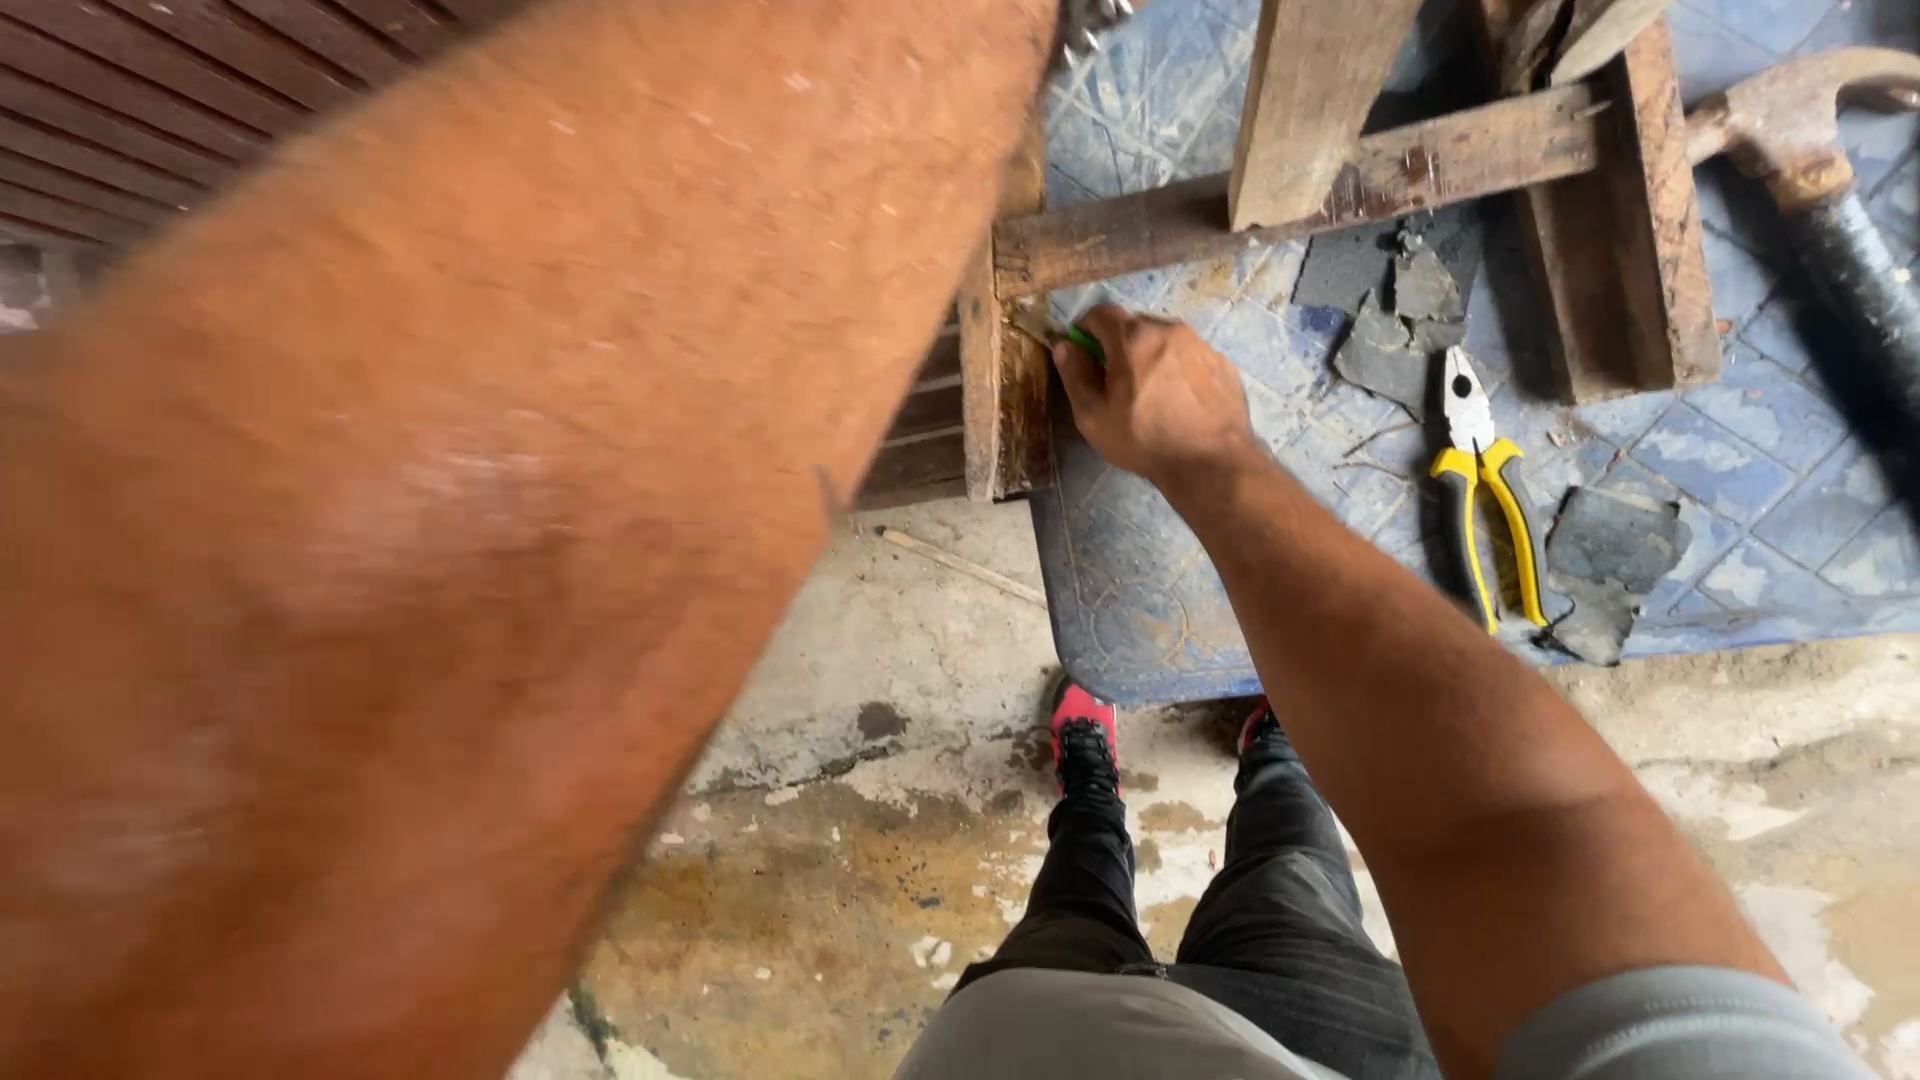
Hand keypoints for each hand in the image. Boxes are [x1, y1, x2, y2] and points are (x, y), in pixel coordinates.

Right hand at [1052, 304, 1261, 486]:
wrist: (1210, 461)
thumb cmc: (1143, 439)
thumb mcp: (1093, 416)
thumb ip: (1075, 374)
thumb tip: (1064, 345)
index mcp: (1133, 337)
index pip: (1100, 312)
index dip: (1085, 328)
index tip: (1083, 353)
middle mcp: (1169, 329)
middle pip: (1134, 325)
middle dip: (1119, 345)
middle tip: (1116, 381)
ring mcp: (1200, 344)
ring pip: (1164, 339)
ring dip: (1150, 356)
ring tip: (1150, 393)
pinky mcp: (1222, 362)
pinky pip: (1189, 356)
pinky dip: (1177, 369)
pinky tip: (1178, 401)